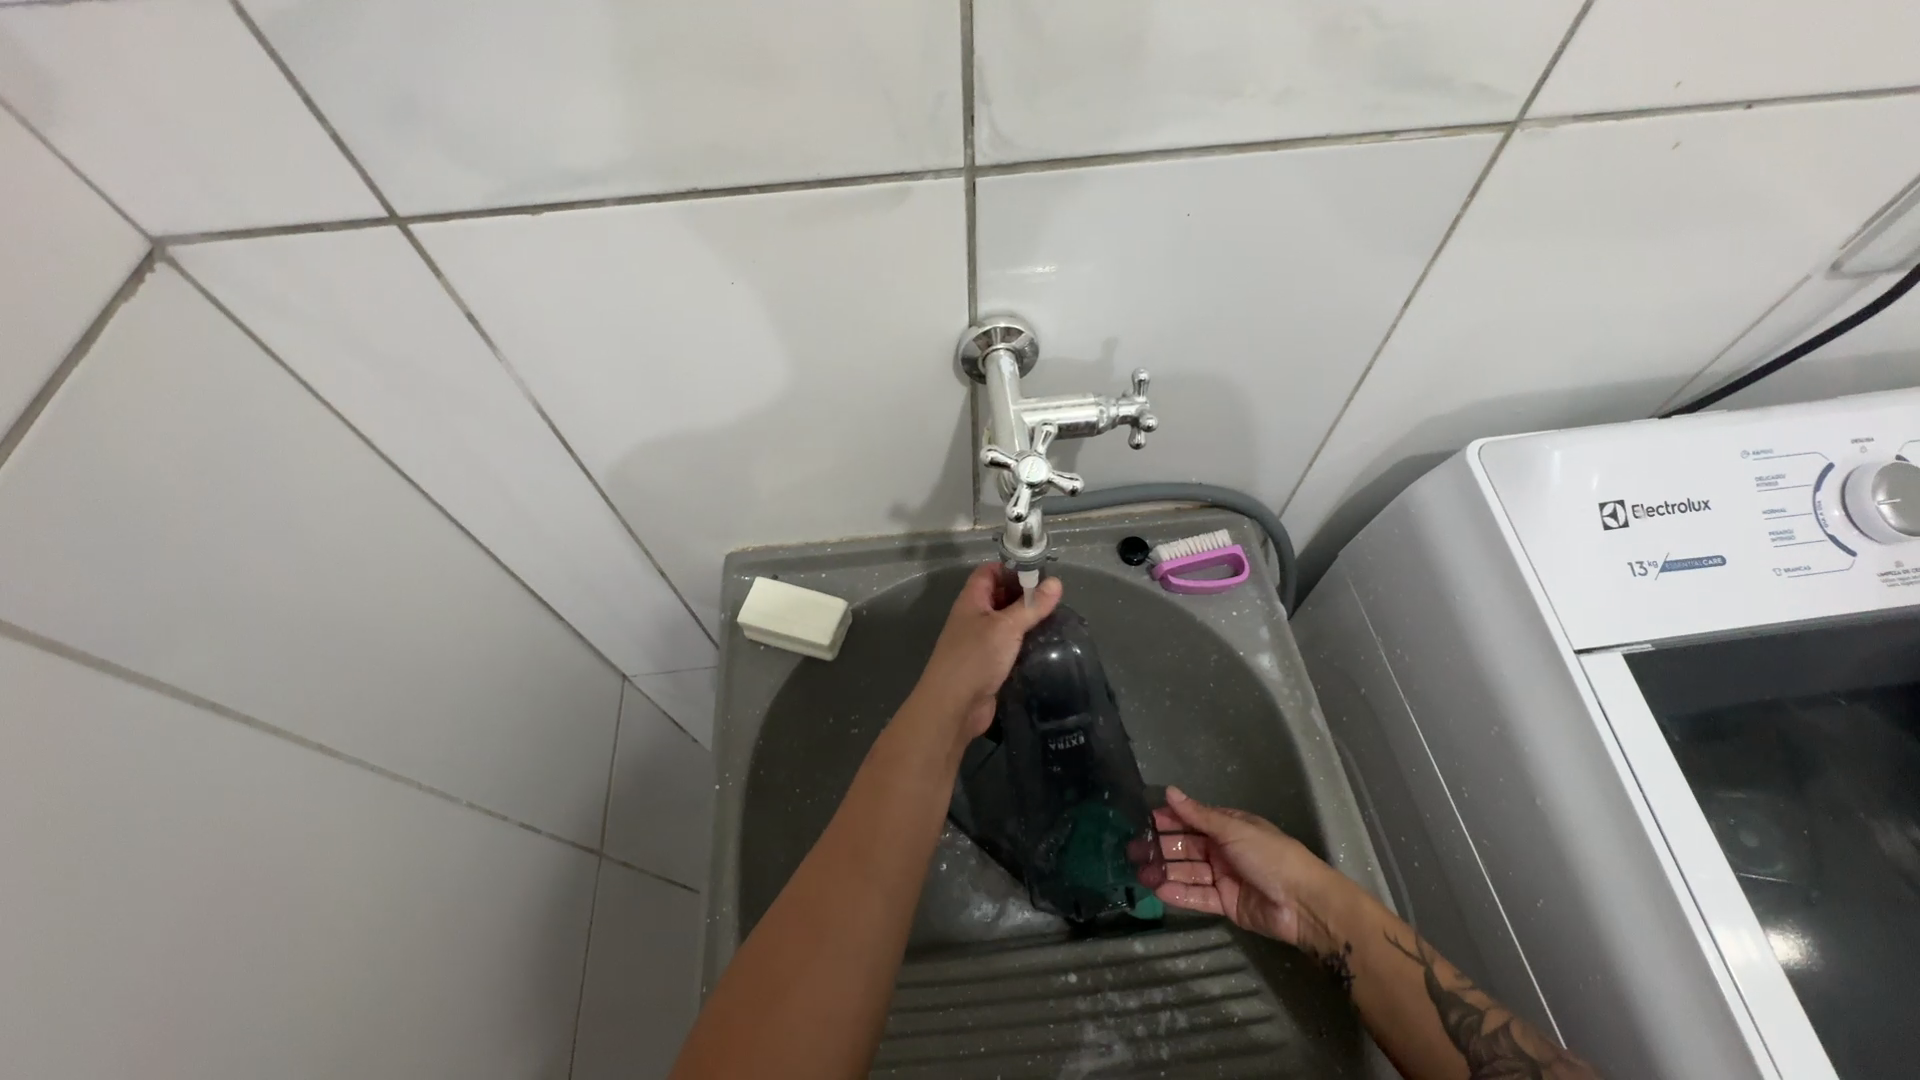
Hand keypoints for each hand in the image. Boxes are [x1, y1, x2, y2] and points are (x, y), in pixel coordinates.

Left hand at [902, 564, 1062, 741]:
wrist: (954, 706)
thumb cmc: (975, 658)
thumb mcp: (1006, 627)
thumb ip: (1031, 605)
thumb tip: (1056, 583)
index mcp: (972, 600)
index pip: (989, 572)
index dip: (1011, 568)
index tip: (1040, 572)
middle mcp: (974, 617)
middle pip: (1000, 596)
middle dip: (1024, 594)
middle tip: (1055, 597)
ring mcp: (981, 641)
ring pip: (1007, 622)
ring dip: (1027, 620)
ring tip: (1057, 618)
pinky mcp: (990, 663)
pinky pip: (1010, 645)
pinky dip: (1025, 642)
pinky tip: (1046, 643)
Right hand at [1150, 787, 1355, 957]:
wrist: (1303, 903)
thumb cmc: (1270, 856)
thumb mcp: (1233, 830)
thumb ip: (1198, 815)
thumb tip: (1169, 791)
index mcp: (1229, 827)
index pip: (1192, 820)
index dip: (1168, 820)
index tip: (1142, 821)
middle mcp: (1223, 850)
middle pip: (1186, 847)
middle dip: (1160, 848)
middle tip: (1131, 851)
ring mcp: (1224, 878)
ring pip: (1188, 872)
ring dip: (1165, 872)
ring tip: (1139, 874)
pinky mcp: (1226, 904)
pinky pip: (1197, 896)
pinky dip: (1178, 893)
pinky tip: (1158, 890)